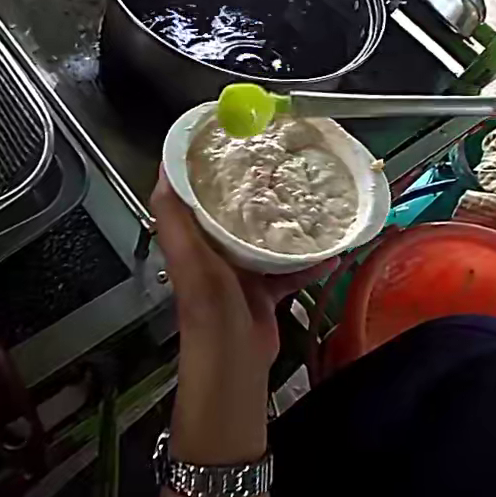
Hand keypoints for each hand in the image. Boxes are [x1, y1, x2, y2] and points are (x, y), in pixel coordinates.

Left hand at [150, 176, 328, 391]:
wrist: (233, 355)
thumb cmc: (208, 302)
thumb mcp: (187, 251)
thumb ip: (173, 214)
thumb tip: (163, 170)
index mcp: (191, 239)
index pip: (193, 195)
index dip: (205, 169)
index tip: (226, 140)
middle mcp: (213, 251)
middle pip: (232, 212)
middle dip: (253, 190)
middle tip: (279, 164)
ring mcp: (240, 271)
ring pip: (264, 238)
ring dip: (285, 223)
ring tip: (309, 199)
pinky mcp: (264, 290)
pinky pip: (289, 270)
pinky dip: (309, 261)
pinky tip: (332, 249)